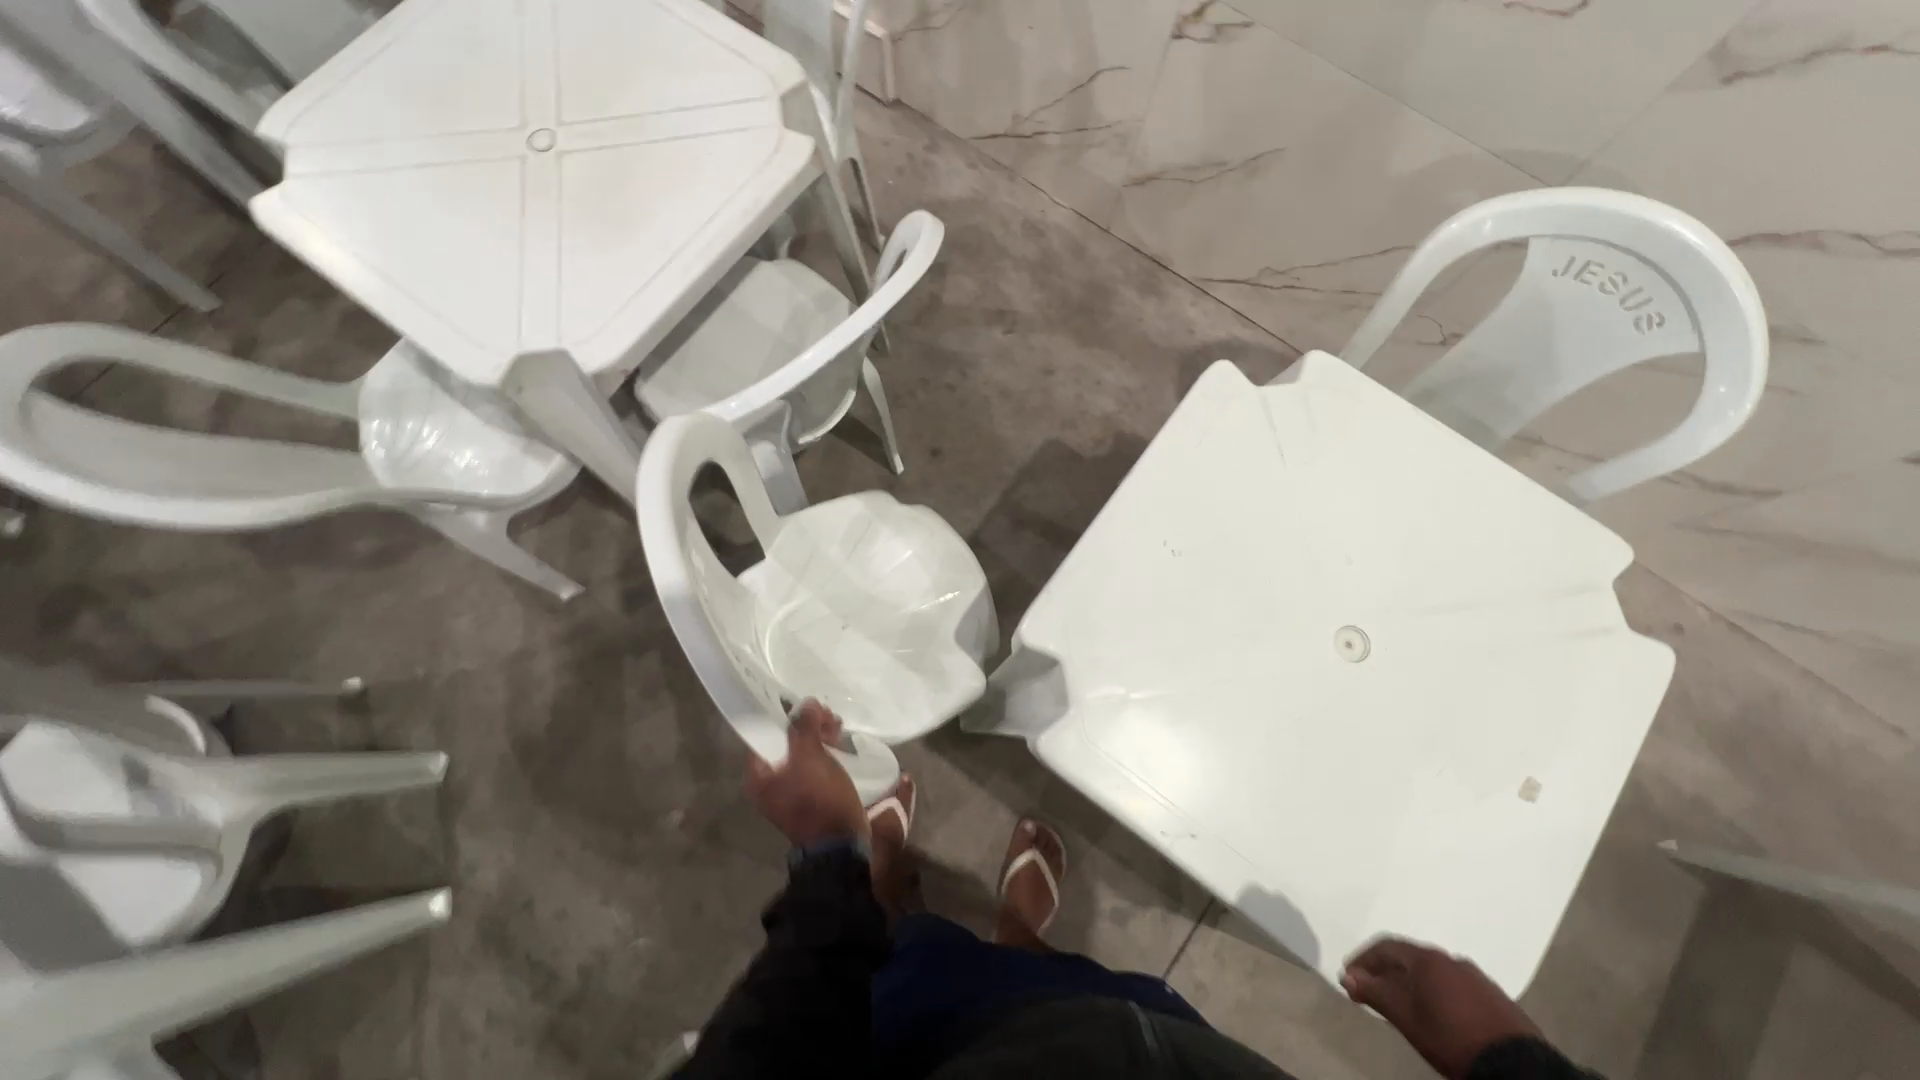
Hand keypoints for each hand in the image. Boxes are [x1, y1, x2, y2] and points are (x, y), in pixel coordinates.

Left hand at [746, 700, 869, 848]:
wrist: (841, 846)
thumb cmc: (820, 800)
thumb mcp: (811, 758)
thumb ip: (805, 727)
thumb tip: (806, 703)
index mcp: (760, 775)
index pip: (767, 733)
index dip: (789, 716)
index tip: (812, 707)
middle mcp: (769, 783)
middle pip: (786, 741)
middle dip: (808, 726)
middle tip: (830, 717)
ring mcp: (789, 790)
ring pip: (801, 752)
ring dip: (818, 736)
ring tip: (838, 728)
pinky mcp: (809, 795)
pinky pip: (812, 766)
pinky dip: (823, 753)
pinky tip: (838, 744)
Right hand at [1342, 937, 1541, 1079]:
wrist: (1517, 1067)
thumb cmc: (1450, 1037)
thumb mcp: (1405, 1018)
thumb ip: (1375, 993)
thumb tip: (1348, 976)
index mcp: (1428, 959)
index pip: (1386, 947)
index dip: (1363, 959)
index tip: (1349, 977)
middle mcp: (1452, 960)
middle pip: (1410, 958)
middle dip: (1387, 972)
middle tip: (1371, 991)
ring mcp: (1477, 978)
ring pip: (1434, 973)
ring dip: (1412, 983)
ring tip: (1402, 1005)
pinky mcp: (1495, 998)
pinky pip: (1455, 986)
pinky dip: (1436, 993)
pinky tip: (1436, 1014)